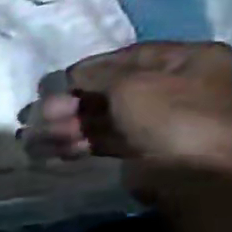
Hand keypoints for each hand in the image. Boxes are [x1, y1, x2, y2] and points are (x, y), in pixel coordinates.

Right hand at [18, 41, 231, 196]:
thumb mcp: (129, 84)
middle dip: (73, 103)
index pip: (130, 57)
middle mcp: (176, 86)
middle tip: (43, 114)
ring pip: (103, 116)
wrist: (188, 174)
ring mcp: (158, 119)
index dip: (91, 68)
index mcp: (189, 60)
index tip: (58, 82)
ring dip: (68, 125)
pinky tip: (55, 151)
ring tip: (41, 137)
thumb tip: (71, 75)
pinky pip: (104, 138)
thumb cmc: (167, 116)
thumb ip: (96, 74)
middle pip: (111, 90)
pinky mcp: (141, 147)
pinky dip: (78, 143)